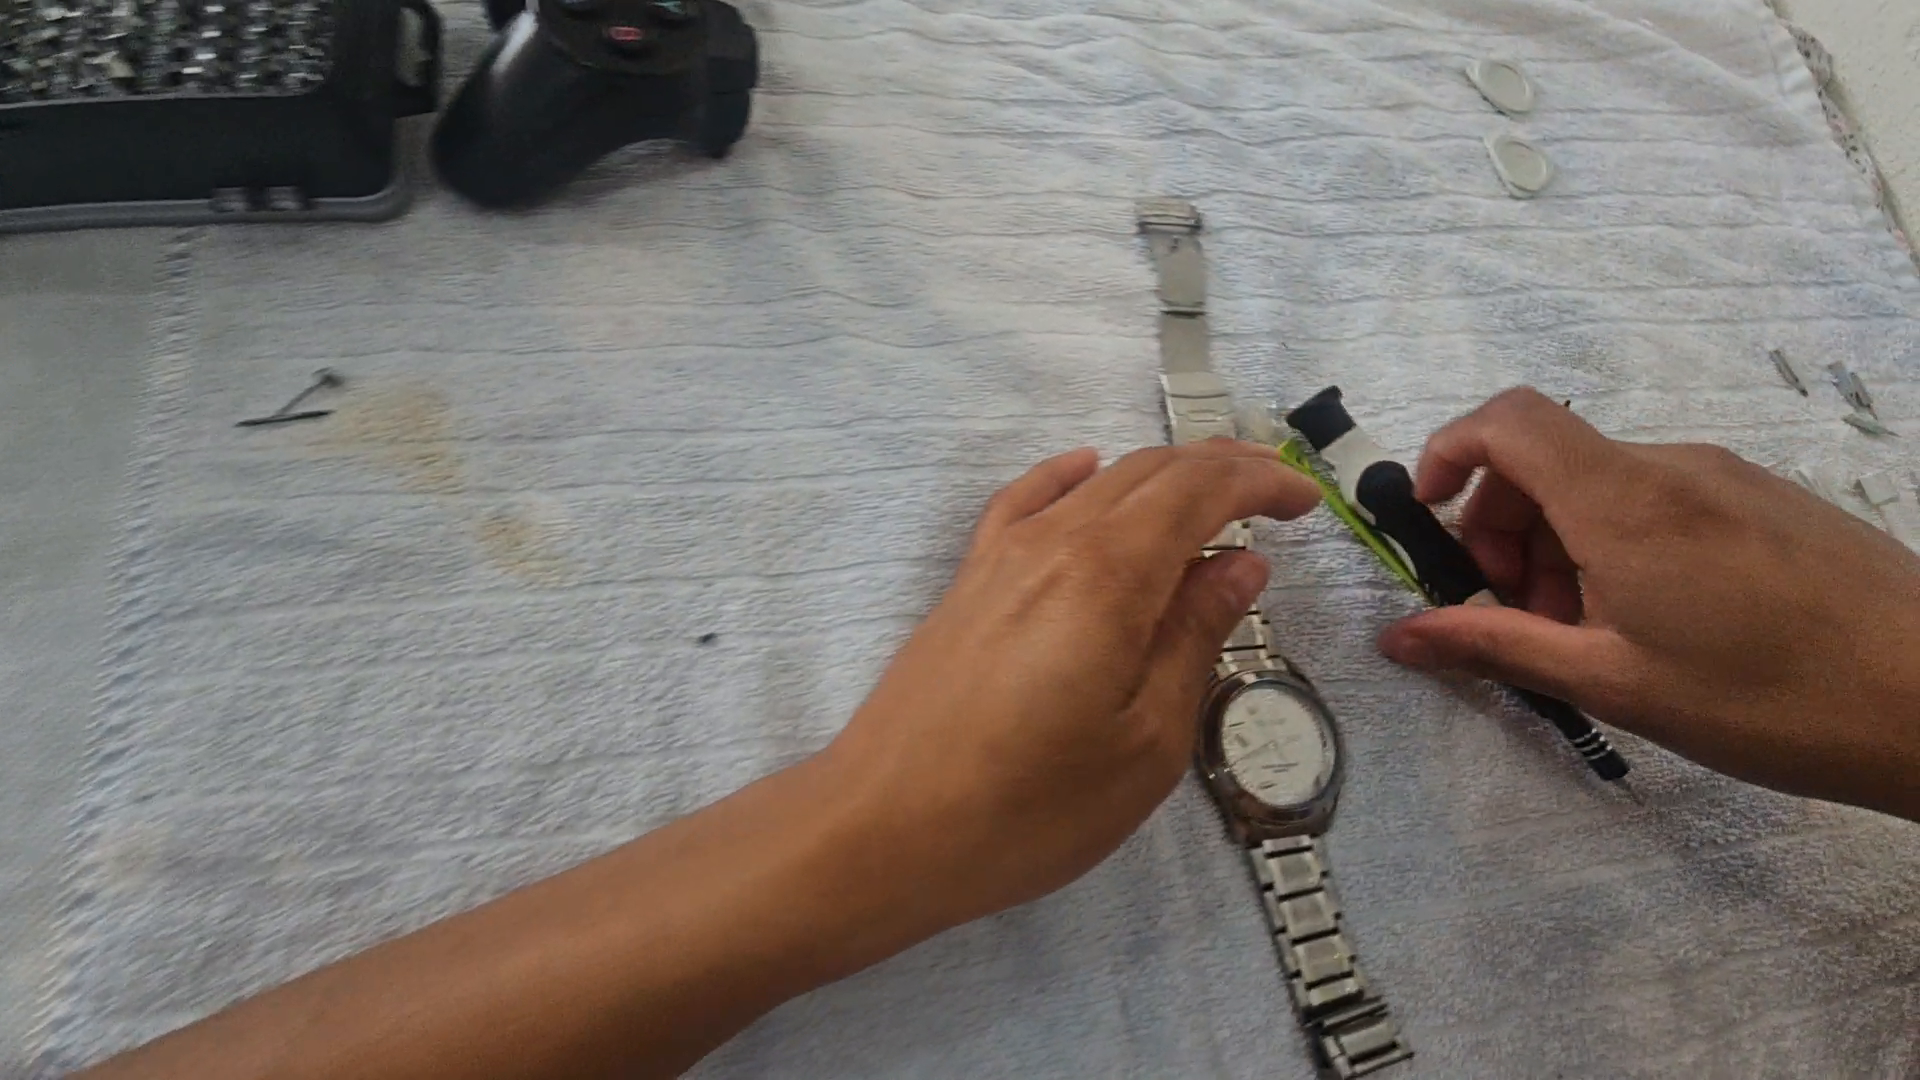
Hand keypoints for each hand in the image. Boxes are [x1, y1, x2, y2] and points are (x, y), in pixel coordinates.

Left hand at [823, 440, 1319, 929]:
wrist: (885, 826)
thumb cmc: (1028, 806)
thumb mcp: (1145, 741)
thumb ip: (1192, 637)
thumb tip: (1238, 565)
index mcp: (1107, 575)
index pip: (1196, 492)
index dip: (1257, 484)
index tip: (1303, 501)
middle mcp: (1052, 542)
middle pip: (1148, 474)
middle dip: (1219, 470)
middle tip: (1273, 491)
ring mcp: (1000, 555)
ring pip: (1093, 484)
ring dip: (1158, 476)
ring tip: (1205, 493)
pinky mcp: (968, 579)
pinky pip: (1022, 501)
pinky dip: (1066, 476)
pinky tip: (1085, 469)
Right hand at [1376, 387, 1919, 820]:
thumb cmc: (1772, 697)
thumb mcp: (1608, 680)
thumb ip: (1489, 645)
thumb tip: (1394, 638)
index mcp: (1622, 501)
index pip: (1506, 421)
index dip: (1446, 450)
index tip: (1428, 512)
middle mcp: (1668, 467)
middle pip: (1537, 462)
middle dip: (1498, 530)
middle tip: (1516, 611)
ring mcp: (1721, 478)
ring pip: (1590, 485)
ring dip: (1551, 545)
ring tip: (1582, 627)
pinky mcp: (1759, 498)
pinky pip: (1646, 498)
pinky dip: (1606, 543)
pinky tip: (1643, 615)